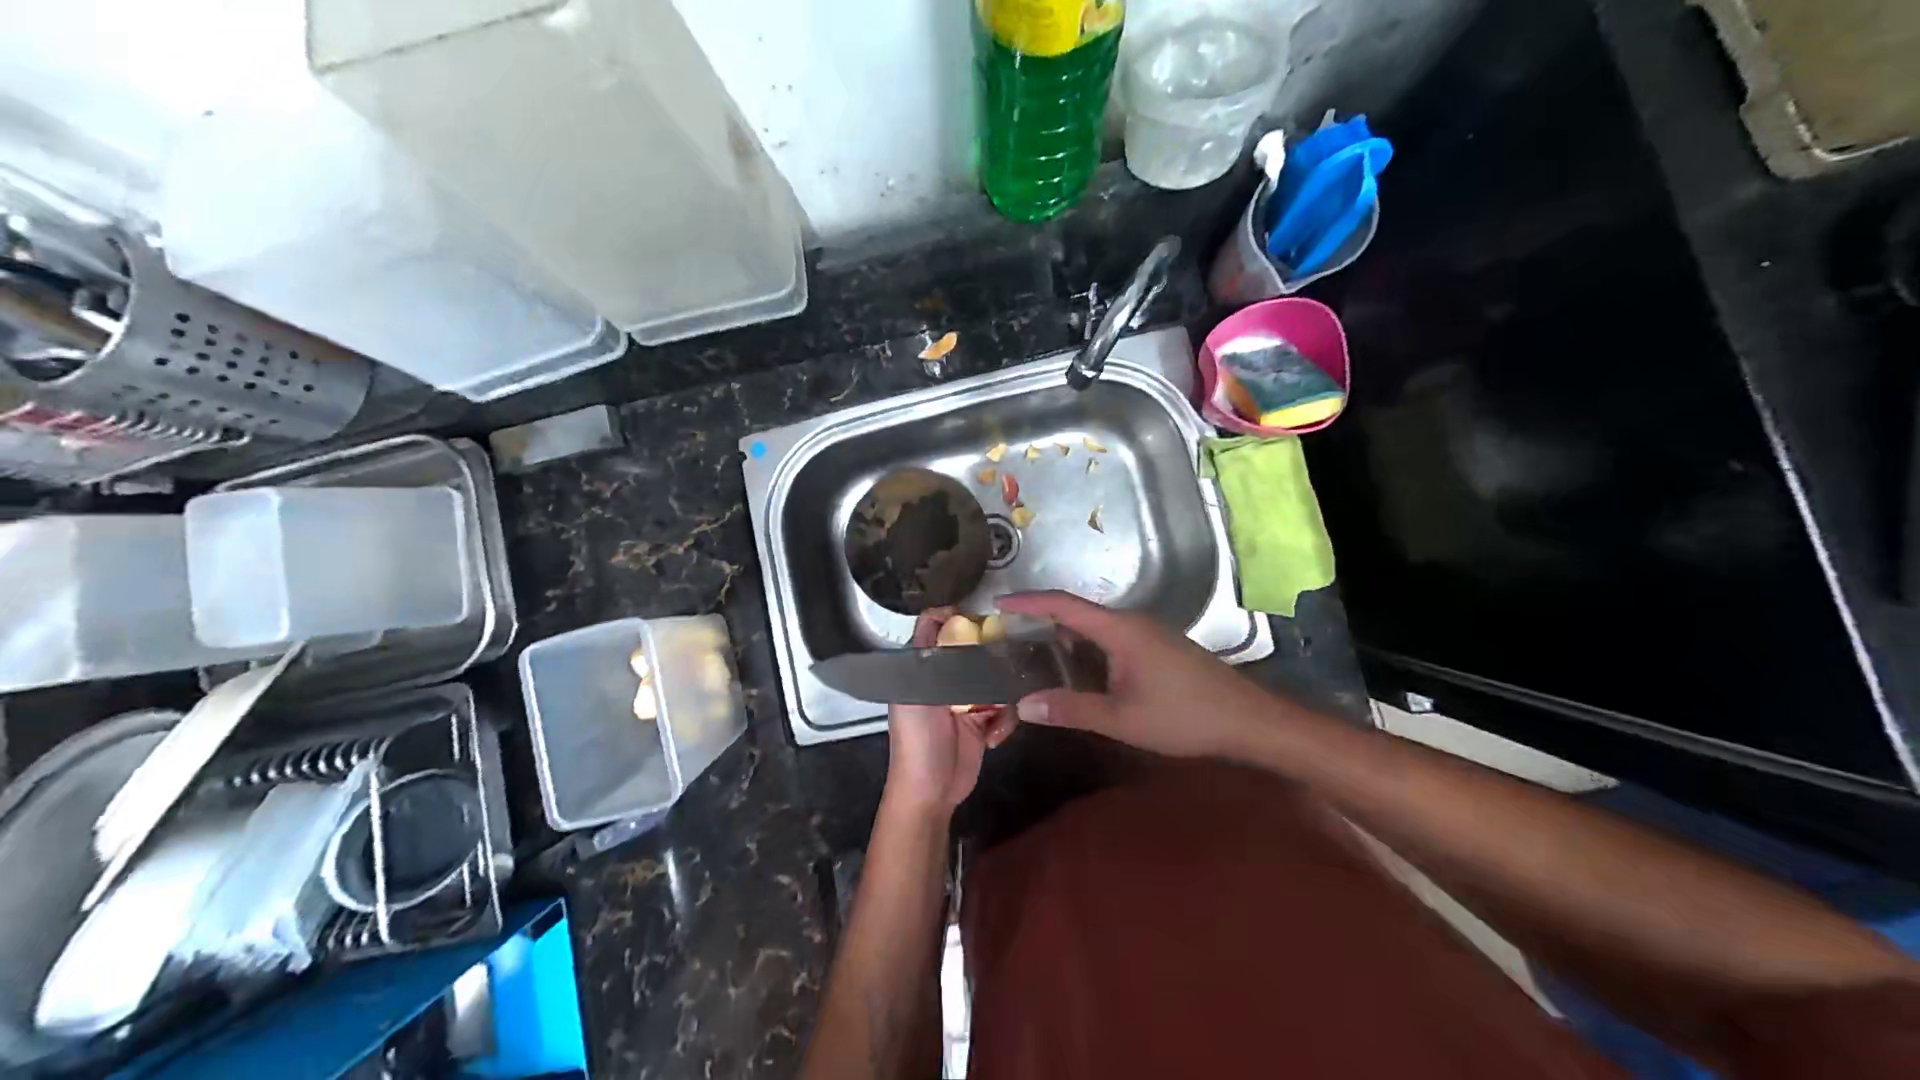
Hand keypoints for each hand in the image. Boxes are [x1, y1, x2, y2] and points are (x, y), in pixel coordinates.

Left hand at [883, 608, 1016, 814]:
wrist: (931, 790)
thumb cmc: (917, 738)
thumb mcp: (914, 691)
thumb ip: (926, 653)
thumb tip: (941, 615)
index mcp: (923, 667)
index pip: (937, 627)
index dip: (955, 616)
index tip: (981, 616)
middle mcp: (945, 678)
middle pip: (974, 649)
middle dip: (992, 656)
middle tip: (1008, 658)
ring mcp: (966, 699)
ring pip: (995, 677)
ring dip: (1001, 696)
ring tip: (995, 712)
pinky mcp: (985, 721)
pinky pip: (1006, 707)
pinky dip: (1005, 720)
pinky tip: (994, 737)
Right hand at [997, 590, 1277, 758]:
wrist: (1248, 721)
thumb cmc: (1184, 716)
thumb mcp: (1122, 719)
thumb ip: (1071, 709)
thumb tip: (1023, 705)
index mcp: (1120, 630)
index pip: (1065, 605)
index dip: (1029, 602)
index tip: (998, 603)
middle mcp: (1132, 622)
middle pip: (1078, 613)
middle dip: (1041, 620)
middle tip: (1009, 637)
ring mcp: (1148, 633)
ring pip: (1095, 627)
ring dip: (1065, 638)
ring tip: (1034, 656)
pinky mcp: (1158, 647)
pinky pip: (1111, 638)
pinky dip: (1086, 649)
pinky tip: (1078, 672)